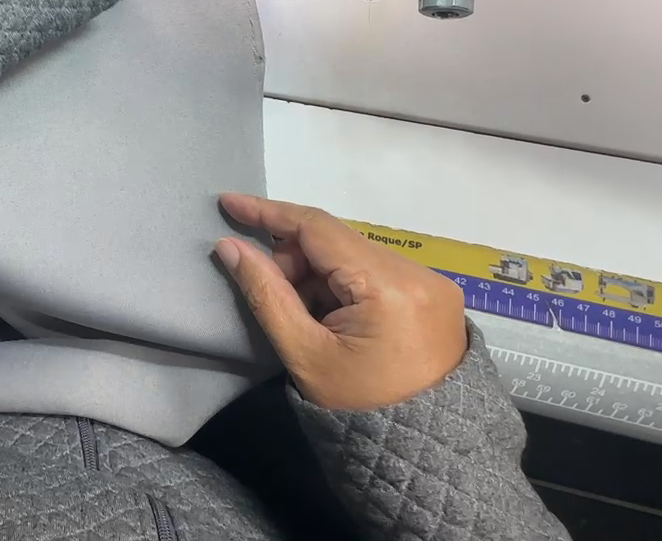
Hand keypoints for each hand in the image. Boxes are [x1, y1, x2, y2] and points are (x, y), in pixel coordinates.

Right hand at [213, 194, 467, 410]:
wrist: (431, 459)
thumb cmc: (361, 407)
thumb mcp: (303, 352)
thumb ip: (264, 292)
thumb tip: (229, 245)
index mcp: (390, 287)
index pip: (318, 228)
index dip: (269, 212)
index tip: (228, 203)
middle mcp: (418, 274)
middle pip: (333, 241)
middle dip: (291, 257)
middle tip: (270, 290)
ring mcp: (430, 284)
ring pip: (349, 254)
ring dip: (314, 273)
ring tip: (304, 314)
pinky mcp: (432, 296)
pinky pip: (369, 270)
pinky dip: (338, 283)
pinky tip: (328, 315)